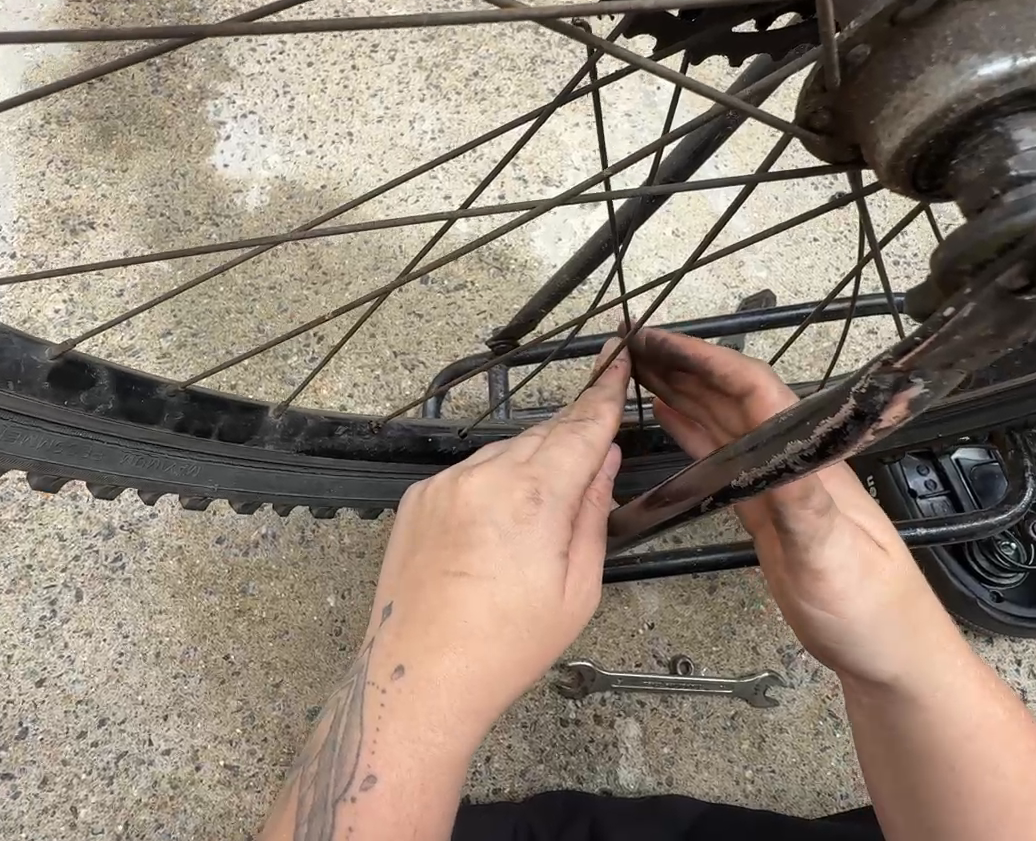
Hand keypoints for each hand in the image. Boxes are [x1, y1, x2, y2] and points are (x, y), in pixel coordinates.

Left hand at [360, 342, 629, 740]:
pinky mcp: (419, 494)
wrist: (419, 674)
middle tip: (587, 468)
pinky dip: (491, 484)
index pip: (581, 428)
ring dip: (529, 468)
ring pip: (505, 452)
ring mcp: (446, 482)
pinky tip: (493, 530)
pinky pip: (470, 471)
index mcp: (534, 498)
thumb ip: (592, 512)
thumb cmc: (505, 645)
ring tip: (532, 525)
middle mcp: (485, 475)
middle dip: (570, 441)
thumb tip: (602, 459)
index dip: (604, 394)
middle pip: (544, 436)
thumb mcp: (577, 589)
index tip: (617, 360)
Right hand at [628, 328, 964, 689]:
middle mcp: (788, 457)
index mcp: (807, 456)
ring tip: (640, 369)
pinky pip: (718, 457)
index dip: (707, 360)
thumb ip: (801, 501)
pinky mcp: (760, 508)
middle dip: (685, 365)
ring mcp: (772, 482)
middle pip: (732, 395)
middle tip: (635, 346)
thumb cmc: (870, 609)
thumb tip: (771, 449)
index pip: (753, 390)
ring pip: (721, 420)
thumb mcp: (832, 555)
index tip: (661, 343)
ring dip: (683, 390)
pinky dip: (690, 430)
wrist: (889, 654)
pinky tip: (666, 414)